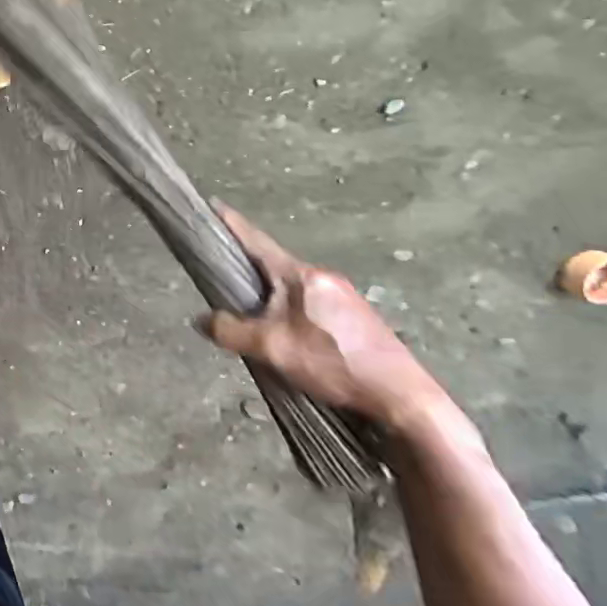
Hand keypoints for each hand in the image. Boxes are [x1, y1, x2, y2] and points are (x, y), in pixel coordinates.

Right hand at [201, 202, 452, 430]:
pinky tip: (283, 330)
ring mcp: (344, 297)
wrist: (404, 399)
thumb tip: (202, 320)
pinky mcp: (356, 318)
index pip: (257, 241)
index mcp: (302, 275)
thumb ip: (229, 330)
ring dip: (269, 294)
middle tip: (219, 271)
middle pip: (273, 265)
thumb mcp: (271, 348)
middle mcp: (324, 277)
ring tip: (249, 311)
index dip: (232, 224)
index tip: (212, 205)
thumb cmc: (334, 364)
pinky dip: (287, 308)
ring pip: (292, 287)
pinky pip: (309, 302)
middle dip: (247, 267)